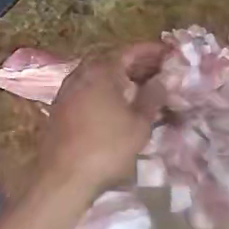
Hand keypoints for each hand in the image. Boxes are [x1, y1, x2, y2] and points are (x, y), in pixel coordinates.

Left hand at [39, 43, 166, 195]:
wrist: (63, 177)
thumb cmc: (107, 148)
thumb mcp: (139, 124)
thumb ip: (152, 97)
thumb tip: (161, 80)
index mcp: (101, 71)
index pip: (129, 51)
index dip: (151, 51)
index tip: (170, 54)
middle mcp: (79, 75)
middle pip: (110, 60)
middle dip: (135, 64)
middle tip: (158, 71)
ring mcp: (65, 92)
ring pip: (96, 76)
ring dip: (118, 78)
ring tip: (140, 87)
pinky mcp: (58, 109)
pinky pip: (85, 90)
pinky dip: (103, 91)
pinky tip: (115, 104)